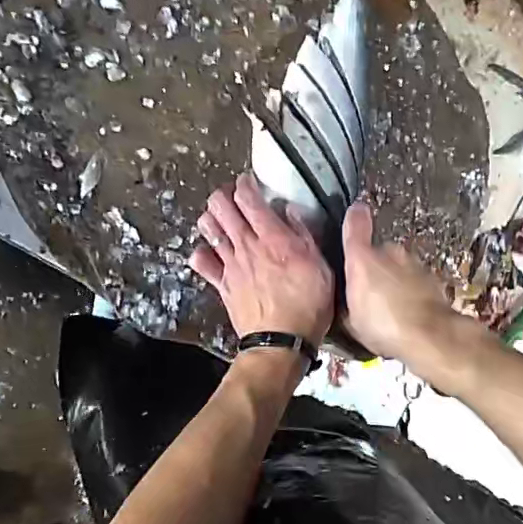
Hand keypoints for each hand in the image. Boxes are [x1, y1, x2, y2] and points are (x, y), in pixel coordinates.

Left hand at [190, 174, 334, 344]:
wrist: (281, 341)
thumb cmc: (308, 305)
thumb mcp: (321, 267)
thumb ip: (305, 236)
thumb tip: (291, 212)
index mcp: (272, 237)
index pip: (248, 197)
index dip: (246, 184)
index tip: (249, 182)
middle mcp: (246, 245)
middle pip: (220, 205)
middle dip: (224, 196)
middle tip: (234, 199)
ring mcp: (230, 265)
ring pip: (208, 227)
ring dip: (212, 219)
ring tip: (222, 221)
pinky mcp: (222, 285)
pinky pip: (201, 262)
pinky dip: (202, 253)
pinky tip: (210, 253)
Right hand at [340, 202, 467, 361]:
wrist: (430, 335)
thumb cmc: (386, 326)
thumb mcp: (353, 321)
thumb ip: (348, 302)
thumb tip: (347, 302)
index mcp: (363, 260)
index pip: (356, 226)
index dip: (355, 218)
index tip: (356, 211)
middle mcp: (389, 253)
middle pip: (378, 253)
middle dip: (374, 269)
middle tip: (369, 293)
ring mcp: (413, 263)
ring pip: (398, 267)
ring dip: (394, 282)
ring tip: (389, 309)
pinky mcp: (431, 277)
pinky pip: (414, 281)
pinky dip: (411, 292)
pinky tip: (407, 313)